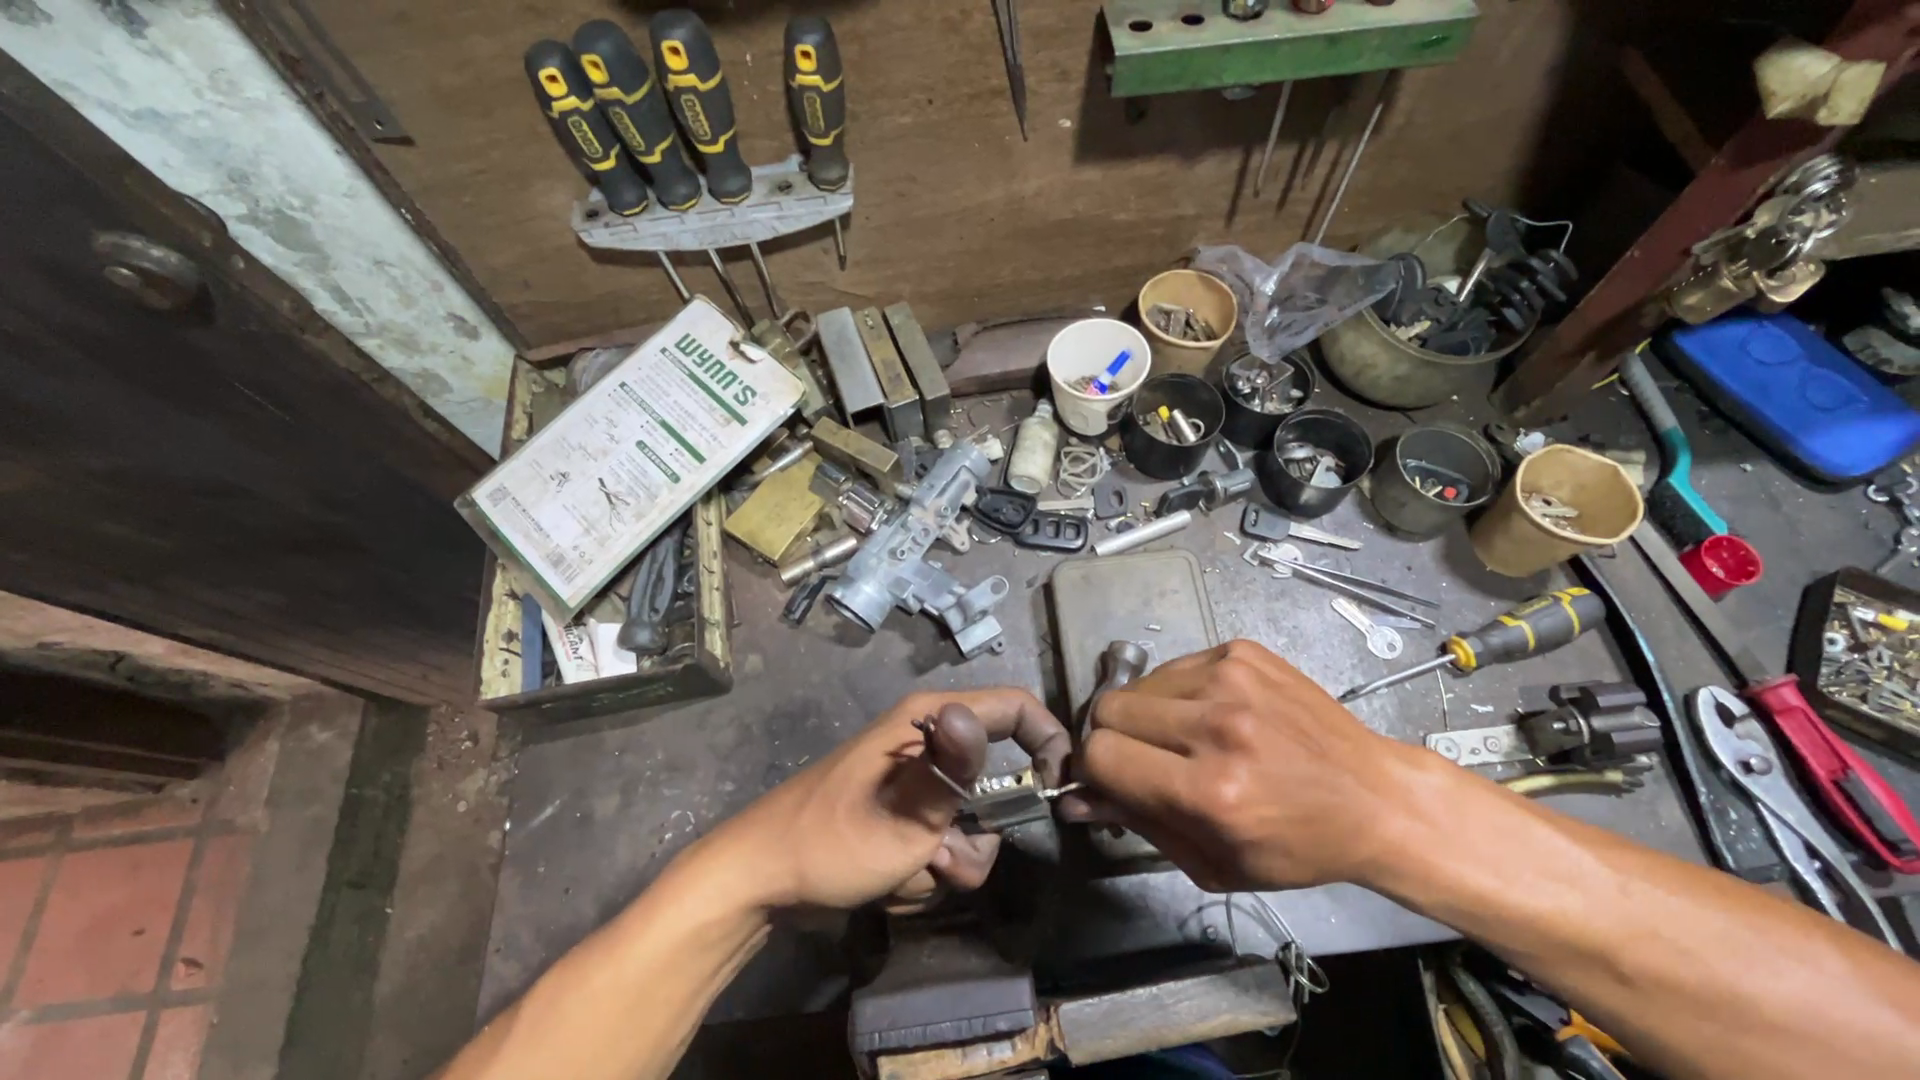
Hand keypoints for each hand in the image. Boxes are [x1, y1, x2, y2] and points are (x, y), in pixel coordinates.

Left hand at [699, 688, 1070, 910]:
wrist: (762, 882)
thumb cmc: (830, 843)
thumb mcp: (902, 815)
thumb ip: (950, 769)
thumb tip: (970, 712)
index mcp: (929, 721)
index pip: (1016, 708)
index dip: (1048, 741)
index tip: (1058, 792)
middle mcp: (928, 743)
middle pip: (998, 780)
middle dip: (978, 831)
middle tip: (943, 854)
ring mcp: (917, 783)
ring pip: (973, 824)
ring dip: (950, 859)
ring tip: (907, 871)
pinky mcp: (906, 816)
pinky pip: (946, 844)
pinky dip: (927, 869)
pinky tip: (891, 878)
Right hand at [1058, 640, 1423, 891]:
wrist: (1374, 797)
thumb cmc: (1296, 845)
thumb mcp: (1214, 863)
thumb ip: (1139, 824)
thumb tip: (1075, 797)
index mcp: (1210, 791)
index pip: (1101, 754)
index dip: (1094, 770)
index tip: (1110, 780)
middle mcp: (1218, 726)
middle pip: (1109, 709)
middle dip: (1113, 738)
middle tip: (1144, 759)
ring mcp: (1232, 679)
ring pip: (1138, 684)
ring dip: (1146, 714)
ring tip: (1182, 738)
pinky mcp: (1243, 652)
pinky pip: (1175, 667)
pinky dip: (1178, 693)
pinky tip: (1210, 715)